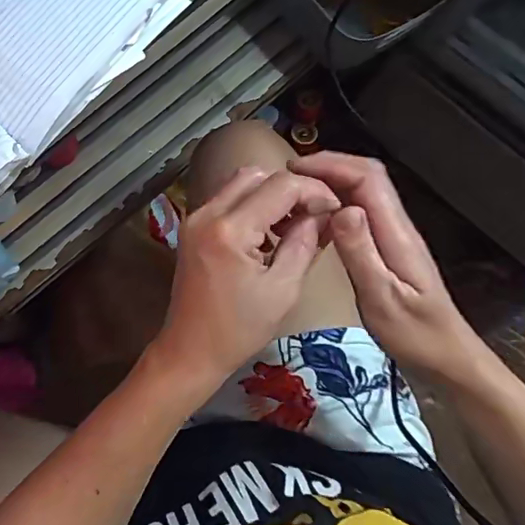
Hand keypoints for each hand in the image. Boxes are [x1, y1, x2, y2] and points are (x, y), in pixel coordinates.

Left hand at [151, 168, 339, 389]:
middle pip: (258, 175)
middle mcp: (207, 214)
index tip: (334, 209)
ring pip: (241, 183)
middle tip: (314, 215)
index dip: (314, 191)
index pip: (281, 185)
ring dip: (271, 195)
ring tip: (294, 226)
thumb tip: (323, 213)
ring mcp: (195, 218)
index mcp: (229, 230)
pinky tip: (269, 234)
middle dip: (291, 188)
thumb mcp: (283, 289)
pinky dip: (252, 205)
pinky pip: (228, 200)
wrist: (190, 350)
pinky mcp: (192, 227)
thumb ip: (305, 243)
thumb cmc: (238, 329)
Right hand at [288, 152, 486, 379]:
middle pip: (367, 176)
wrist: (447, 358)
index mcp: (396, 233)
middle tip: (291, 176)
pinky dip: (337, 203)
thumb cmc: (416, 335)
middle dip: (329, 166)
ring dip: (332, 182)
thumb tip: (342, 209)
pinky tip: (318, 217)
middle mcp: (397, 226)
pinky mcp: (389, 247)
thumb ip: (360, 253)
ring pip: (364, 192)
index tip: (295, 170)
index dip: (331, 165)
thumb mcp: (381, 299)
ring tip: (298, 192)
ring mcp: (394, 235)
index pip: (367, 178)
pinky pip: (362, 211)